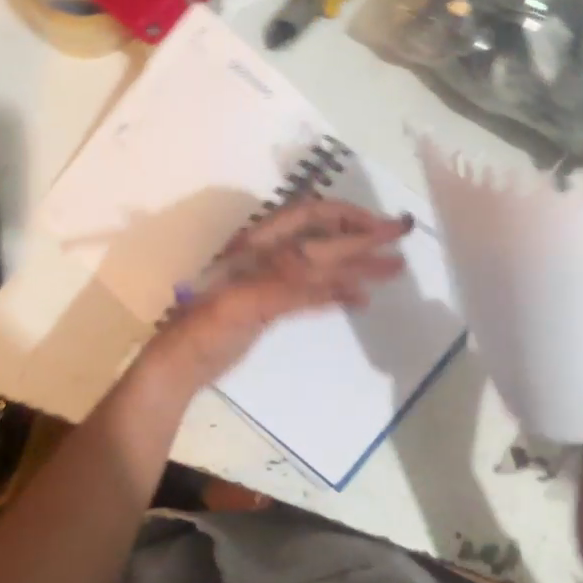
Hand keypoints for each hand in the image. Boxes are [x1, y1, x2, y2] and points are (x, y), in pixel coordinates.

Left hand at [137, 199, 411, 392]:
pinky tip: (361, 298)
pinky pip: (310, 292)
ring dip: (355, 264)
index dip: (348, 219)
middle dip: (361, 237)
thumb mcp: (240, 304)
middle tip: (402, 239)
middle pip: (320, 237)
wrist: (180, 363)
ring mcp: (267, 281)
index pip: (310, 218)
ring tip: (394, 269)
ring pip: (319, 265)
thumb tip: (324, 264)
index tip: (385, 229)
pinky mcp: (269, 307)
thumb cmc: (204, 331)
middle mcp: (264, 256)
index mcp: (256, 246)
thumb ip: (281, 284)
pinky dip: (337, 291)